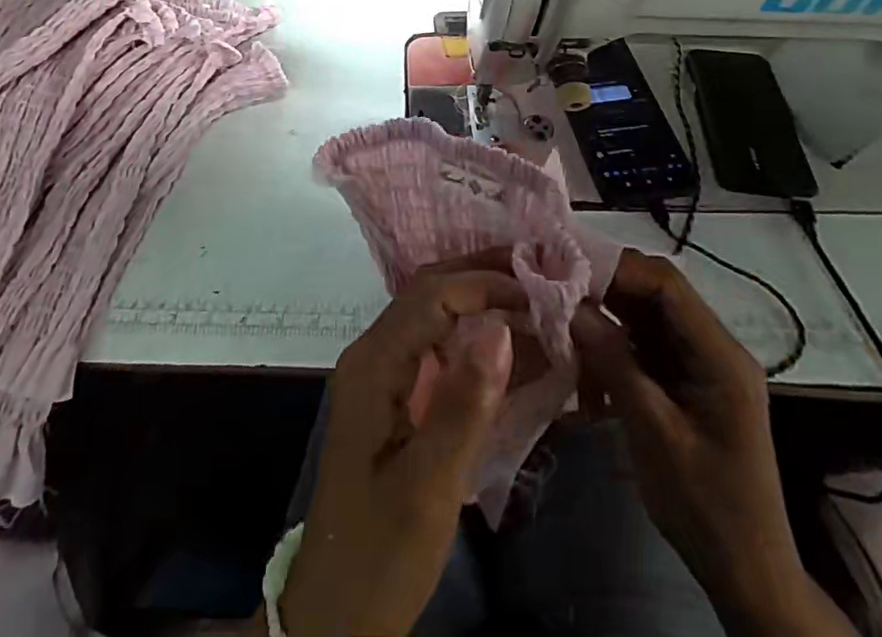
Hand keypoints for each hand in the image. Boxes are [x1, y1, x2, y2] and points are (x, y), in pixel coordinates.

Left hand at [279, 259, 522, 636]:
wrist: (337, 610)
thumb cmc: (382, 551)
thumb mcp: (428, 485)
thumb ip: (464, 404)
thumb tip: (500, 326)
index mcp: (373, 366)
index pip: (432, 295)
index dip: (488, 284)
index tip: (544, 295)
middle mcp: (372, 356)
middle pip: (429, 292)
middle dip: (485, 277)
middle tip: (544, 277)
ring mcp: (381, 376)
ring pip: (434, 316)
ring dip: (483, 302)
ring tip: (538, 306)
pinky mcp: (394, 398)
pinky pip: (437, 348)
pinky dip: (476, 338)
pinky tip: (514, 351)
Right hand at [571, 250, 854, 636]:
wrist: (746, 567)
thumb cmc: (705, 505)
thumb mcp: (655, 435)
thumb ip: (616, 366)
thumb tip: (572, 307)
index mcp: (720, 356)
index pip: (667, 286)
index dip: (616, 269)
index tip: (563, 270)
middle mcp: (714, 348)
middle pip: (656, 295)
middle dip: (604, 289)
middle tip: (552, 291)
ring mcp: (699, 364)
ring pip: (646, 318)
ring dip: (605, 320)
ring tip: (560, 326)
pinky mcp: (685, 382)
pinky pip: (645, 347)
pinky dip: (612, 350)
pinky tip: (583, 368)